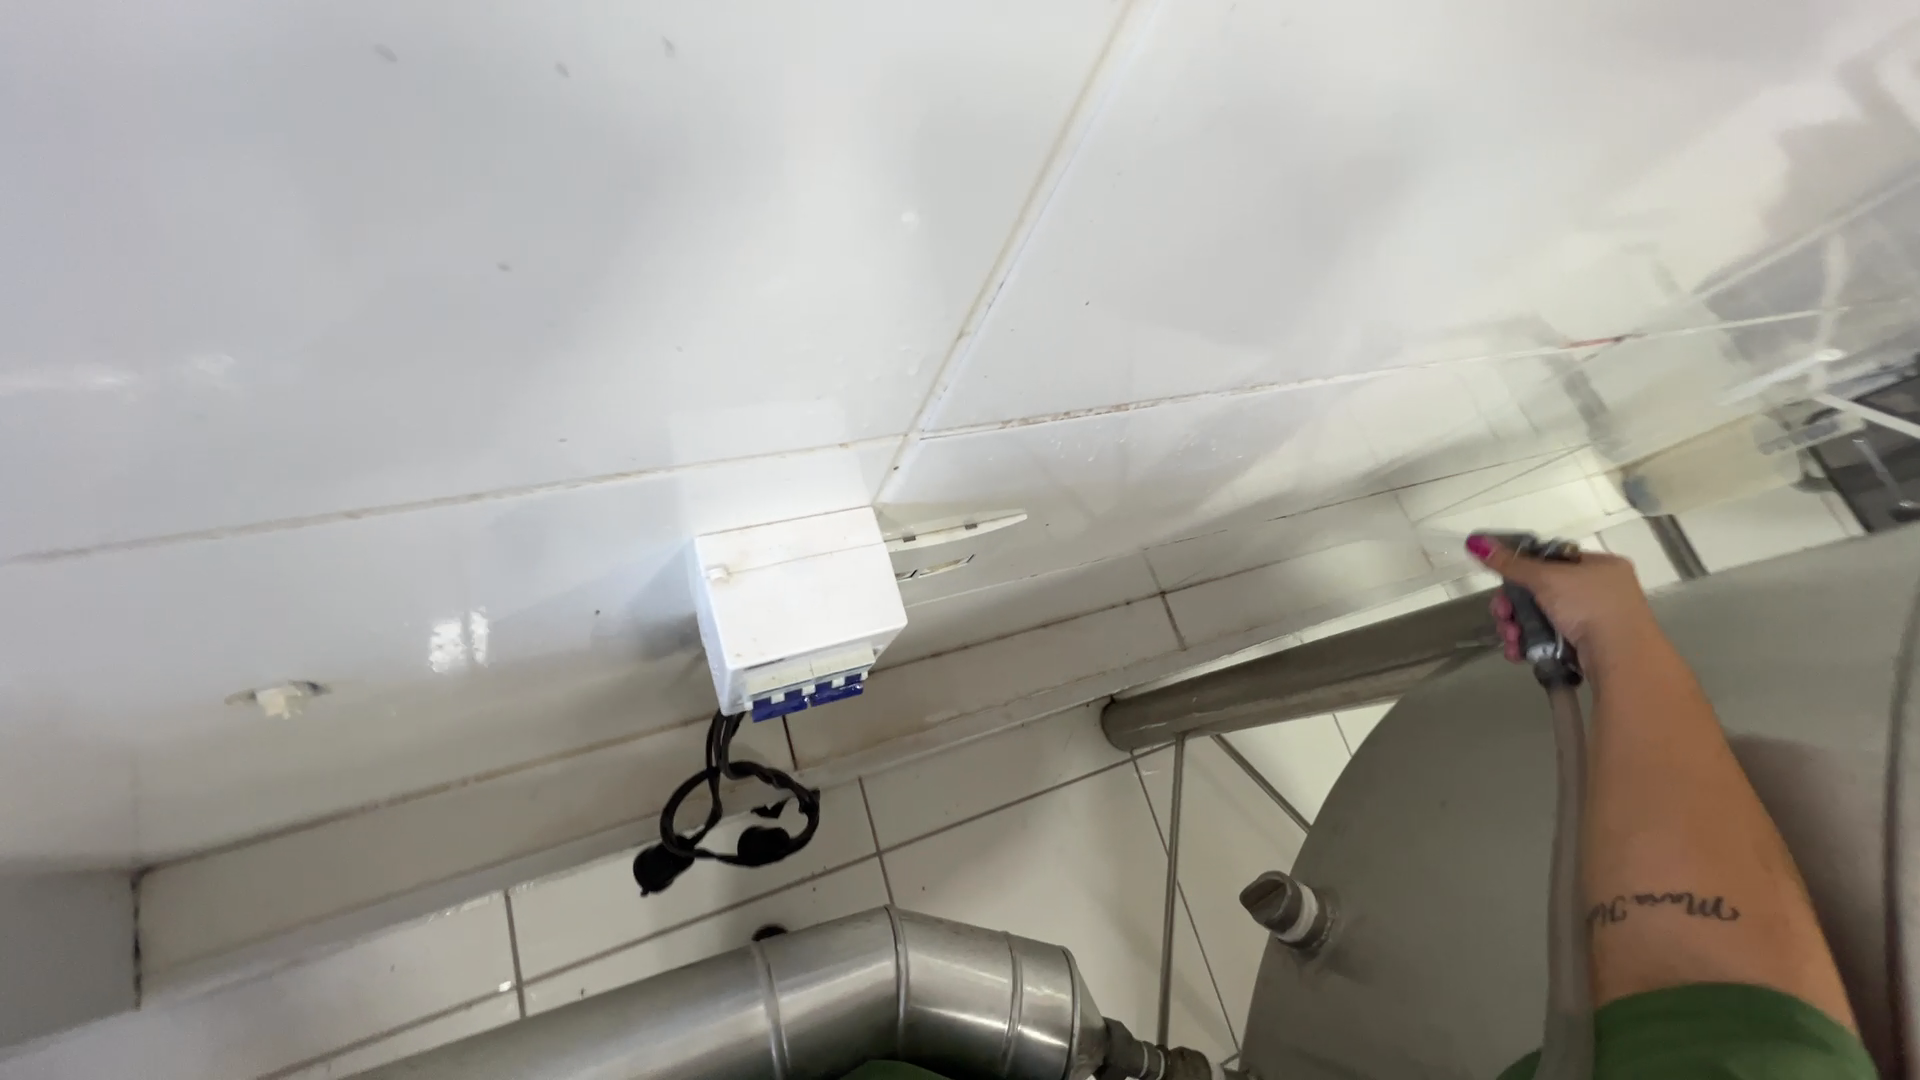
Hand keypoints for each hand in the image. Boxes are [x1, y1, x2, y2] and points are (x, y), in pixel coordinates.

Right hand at [1468, 535, 1662, 668]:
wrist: (1621, 657)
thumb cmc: (1589, 606)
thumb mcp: (1546, 578)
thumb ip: (1510, 563)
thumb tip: (1475, 541)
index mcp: (1599, 566)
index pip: (1551, 560)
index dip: (1522, 570)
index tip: (1504, 583)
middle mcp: (1598, 589)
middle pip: (1538, 591)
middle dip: (1512, 606)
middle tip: (1502, 614)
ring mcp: (1592, 618)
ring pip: (1538, 616)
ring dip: (1515, 626)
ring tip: (1511, 637)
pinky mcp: (1584, 644)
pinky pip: (1546, 637)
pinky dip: (1527, 643)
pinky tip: (1517, 650)